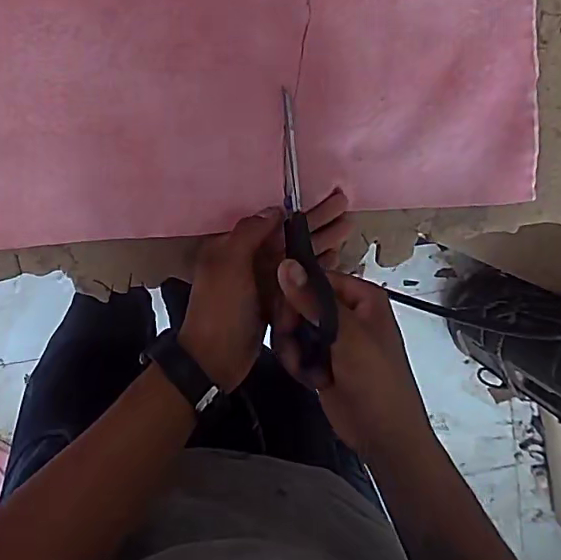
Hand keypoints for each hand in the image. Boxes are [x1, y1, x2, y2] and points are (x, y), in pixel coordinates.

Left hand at [179, 192, 355, 393]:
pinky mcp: (274, 302)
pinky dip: (315, 267)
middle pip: (288, 235)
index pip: (273, 221)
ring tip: (347, 227)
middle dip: (317, 220)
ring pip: (297, 255)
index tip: (324, 198)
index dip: (301, 210)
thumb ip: (248, 234)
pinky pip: (298, 278)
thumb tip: (274, 210)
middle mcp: (249, 260)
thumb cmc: (220, 311)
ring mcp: (263, 282)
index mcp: (234, 247)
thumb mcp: (228, 265)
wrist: (214, 362)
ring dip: (321, 241)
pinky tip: (335, 259)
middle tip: (344, 204)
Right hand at [272, 262, 434, 460]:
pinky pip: (295, 348)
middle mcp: (347, 311)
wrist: (383, 435)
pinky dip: (296, 362)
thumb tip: (287, 265)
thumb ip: (314, 302)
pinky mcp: (322, 358)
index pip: (316, 279)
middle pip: (300, 302)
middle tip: (295, 348)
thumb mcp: (347, 336)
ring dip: (292, 348)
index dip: (296, 294)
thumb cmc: (376, 381)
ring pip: (293, 326)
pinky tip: (310, 379)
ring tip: (306, 369)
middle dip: (292, 327)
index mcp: (363, 296)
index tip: (284, 316)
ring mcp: (334, 336)